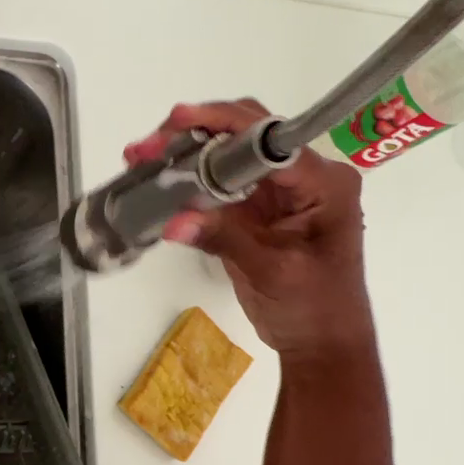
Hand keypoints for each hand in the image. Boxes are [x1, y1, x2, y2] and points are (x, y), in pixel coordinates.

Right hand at [125, 99, 374, 360]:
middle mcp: (301, 177)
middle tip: (147, 146)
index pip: (269, 138)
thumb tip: (173, 221)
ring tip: (142, 158)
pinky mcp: (256, 213)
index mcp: (321, 182)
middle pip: (245, 137)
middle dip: (195, 135)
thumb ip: (225, 239)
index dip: (222, 123)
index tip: (178, 120)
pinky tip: (158, 183)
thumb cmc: (314, 308)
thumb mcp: (271, 271)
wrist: (322, 344)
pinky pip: (220, 188)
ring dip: (186, 157)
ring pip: (228, 159)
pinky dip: (189, 184)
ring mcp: (277, 194)